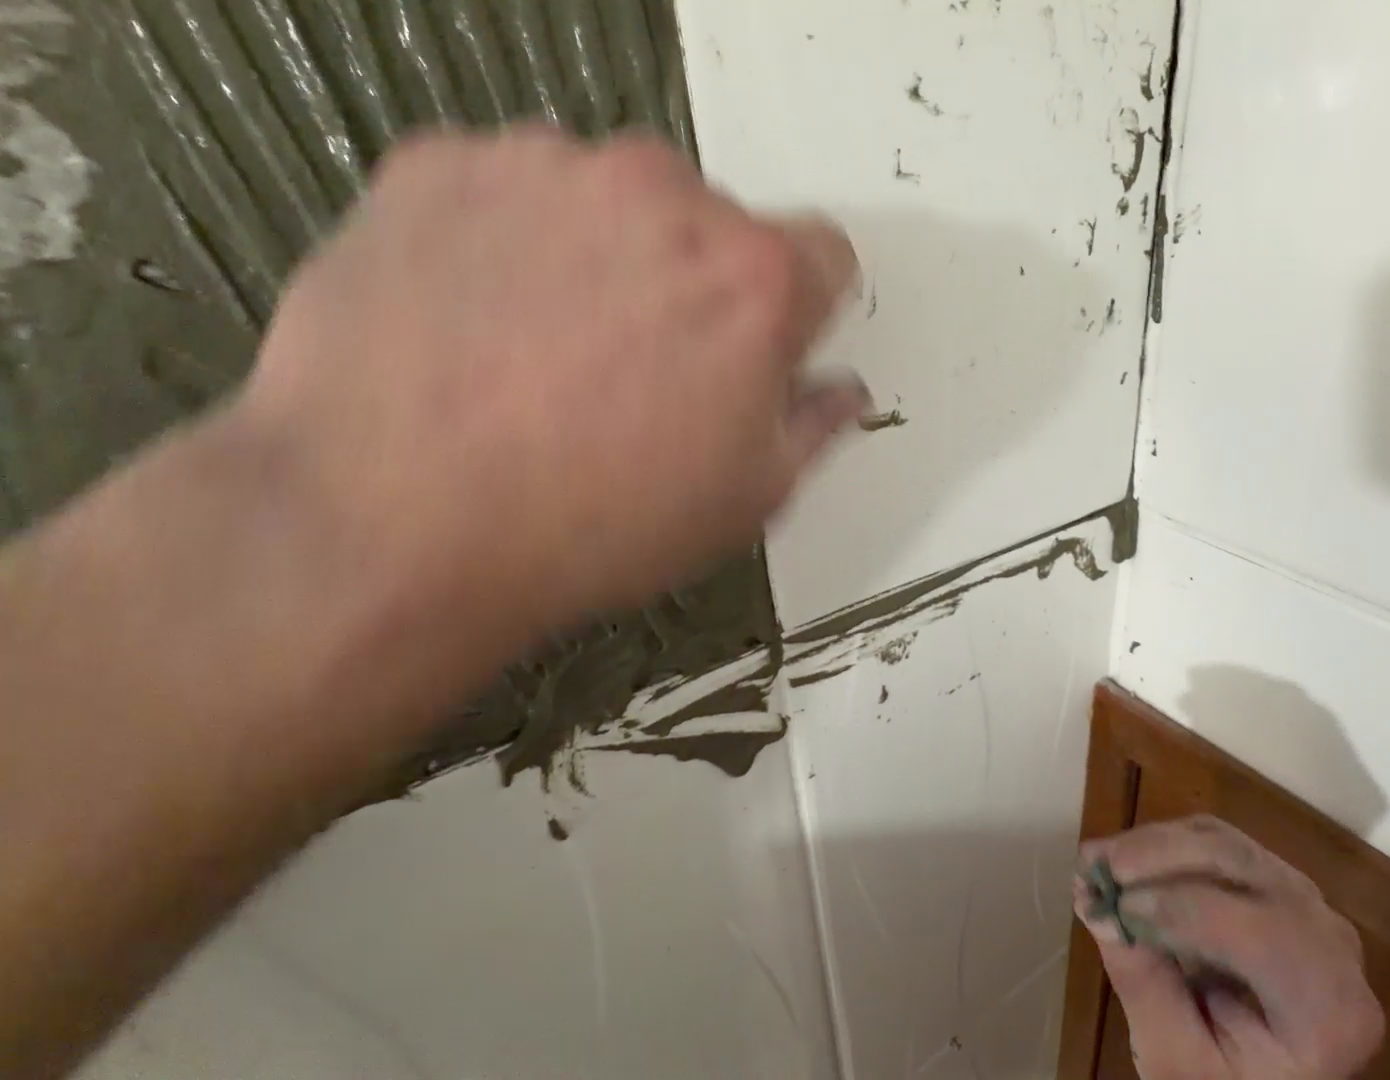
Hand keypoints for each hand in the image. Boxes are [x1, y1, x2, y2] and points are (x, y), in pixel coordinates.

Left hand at [234, 127, 867, 631]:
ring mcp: (545, 169)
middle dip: (701, 282)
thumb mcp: (747, 499)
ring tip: (552, 349)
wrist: (390, 527)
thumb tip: (839, 390)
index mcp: (756, 278)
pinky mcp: (440, 165)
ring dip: (608, 255)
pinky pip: (512, 191)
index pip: (823, 255)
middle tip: (646, 367)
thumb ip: (813, 426)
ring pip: (615, 200)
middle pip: (717, 223)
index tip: (758, 355)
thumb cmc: (597, 524)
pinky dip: (513, 240)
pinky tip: (482, 321)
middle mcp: (664, 195)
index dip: (800, 312)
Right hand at [1075, 816, 1383, 1079]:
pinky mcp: (1276, 883)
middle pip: (1247, 870)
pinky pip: (1221, 844)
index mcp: (1330, 1009)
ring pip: (1229, 844)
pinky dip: (1166, 846)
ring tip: (1096, 859)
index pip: (1265, 935)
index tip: (1117, 907)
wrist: (1259, 1079)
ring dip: (1155, 845)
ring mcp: (1307, 904)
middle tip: (1095, 863)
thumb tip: (1099, 908)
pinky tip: (1122, 860)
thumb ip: (1146, 987)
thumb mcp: (1177, 1062)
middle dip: (1163, 856)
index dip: (1187, 910)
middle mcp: (1332, 941)